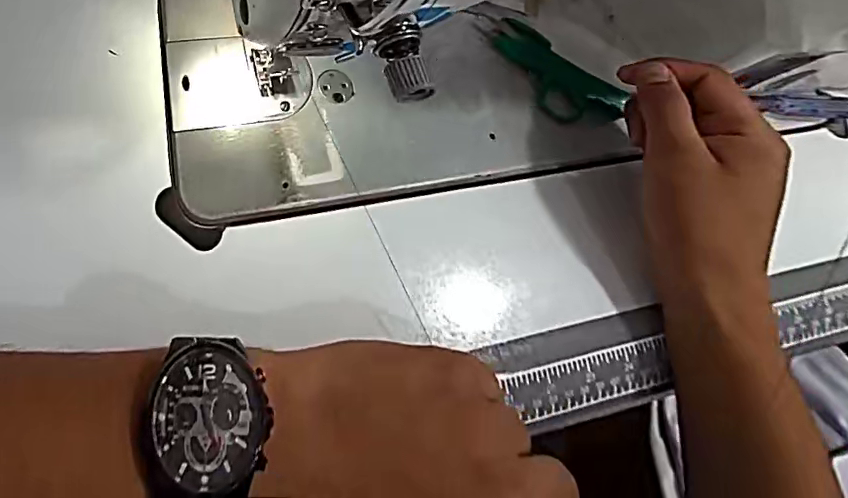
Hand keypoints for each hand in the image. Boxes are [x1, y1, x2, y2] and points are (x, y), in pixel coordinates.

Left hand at [248, 341, 573, 497]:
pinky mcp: (443, 363)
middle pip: (532, 456)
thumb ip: (465, 497)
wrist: (290, 435)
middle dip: (502, 462)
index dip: (532, 494)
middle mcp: (491, 458)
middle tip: (464, 464)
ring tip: (435, 425)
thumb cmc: (336, 488)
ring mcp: (468, 406)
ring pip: (504, 410)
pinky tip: (423, 396)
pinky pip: (478, 375)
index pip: (557, 494)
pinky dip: (459, 385)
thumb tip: (478, 486)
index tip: (512, 490)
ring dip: (478, 418)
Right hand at [617, 59, 788, 316]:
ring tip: (644, 148)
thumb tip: (654, 72)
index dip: (664, 71)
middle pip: (699, 96)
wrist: (705, 292)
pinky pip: (687, 144)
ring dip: (658, 123)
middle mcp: (752, 148)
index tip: (629, 77)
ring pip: (690, 120)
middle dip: (659, 101)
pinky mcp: (715, 183)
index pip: (708, 78)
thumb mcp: (673, 154)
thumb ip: (663, 103)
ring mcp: (735, 167)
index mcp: (754, 135)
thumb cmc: (699, 233)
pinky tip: (651, 162)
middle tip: (637, 122)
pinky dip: (662, 143)